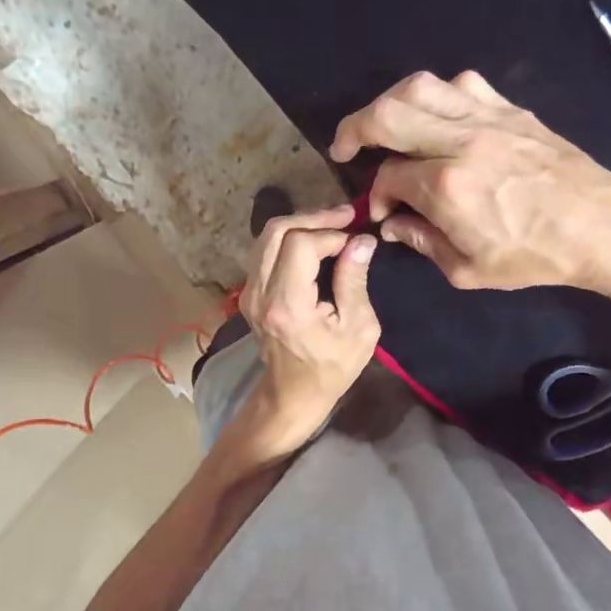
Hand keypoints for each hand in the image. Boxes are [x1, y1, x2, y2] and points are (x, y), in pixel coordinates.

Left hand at [236, 205, 381, 449]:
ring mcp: (249, 293)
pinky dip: (288, 239)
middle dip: (312, 218)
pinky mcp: (249, 293)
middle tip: (344, 216)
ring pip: (265, 237)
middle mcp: (260, 293)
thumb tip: (361, 241)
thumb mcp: (359, 329)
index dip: (329, 232)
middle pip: (276, 231)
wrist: (293, 394)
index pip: (300, 244)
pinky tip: (313, 241)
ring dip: (299, 225)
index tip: (355, 239)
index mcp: (288, 305)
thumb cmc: (332, 368)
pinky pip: (264, 251)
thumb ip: (354, 281)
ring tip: (332, 225)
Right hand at [329, 71, 610, 298]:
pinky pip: (461, 84)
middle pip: (388, 114)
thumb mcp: (467, 270)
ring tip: (384, 124)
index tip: (384, 212)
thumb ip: (421, 241)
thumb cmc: (535, 255)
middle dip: (354, 129)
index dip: (376, 195)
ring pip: (420, 86)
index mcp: (447, 186)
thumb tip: (392, 223)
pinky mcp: (510, 109)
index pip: (387, 175)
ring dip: (390, 102)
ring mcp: (487, 118)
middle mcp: (460, 141)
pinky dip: (437, 95)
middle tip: (345, 147)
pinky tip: (436, 116)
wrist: (602, 226)